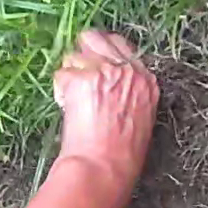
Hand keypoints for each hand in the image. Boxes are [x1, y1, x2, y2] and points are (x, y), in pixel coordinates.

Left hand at [53, 30, 158, 195]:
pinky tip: (66, 109)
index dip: (101, 55)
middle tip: (77, 78)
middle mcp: (127, 71)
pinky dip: (60, 91)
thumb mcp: (139, 121)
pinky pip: (61, 74)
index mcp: (146, 81)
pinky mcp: (82, 79)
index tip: (92, 69)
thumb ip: (127, 95)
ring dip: (70, 77)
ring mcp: (104, 72)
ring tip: (73, 102)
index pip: (120, 45)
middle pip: (95, 39)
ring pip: (74, 56)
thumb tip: (108, 85)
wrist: (105, 168)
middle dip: (82, 55)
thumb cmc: (122, 157)